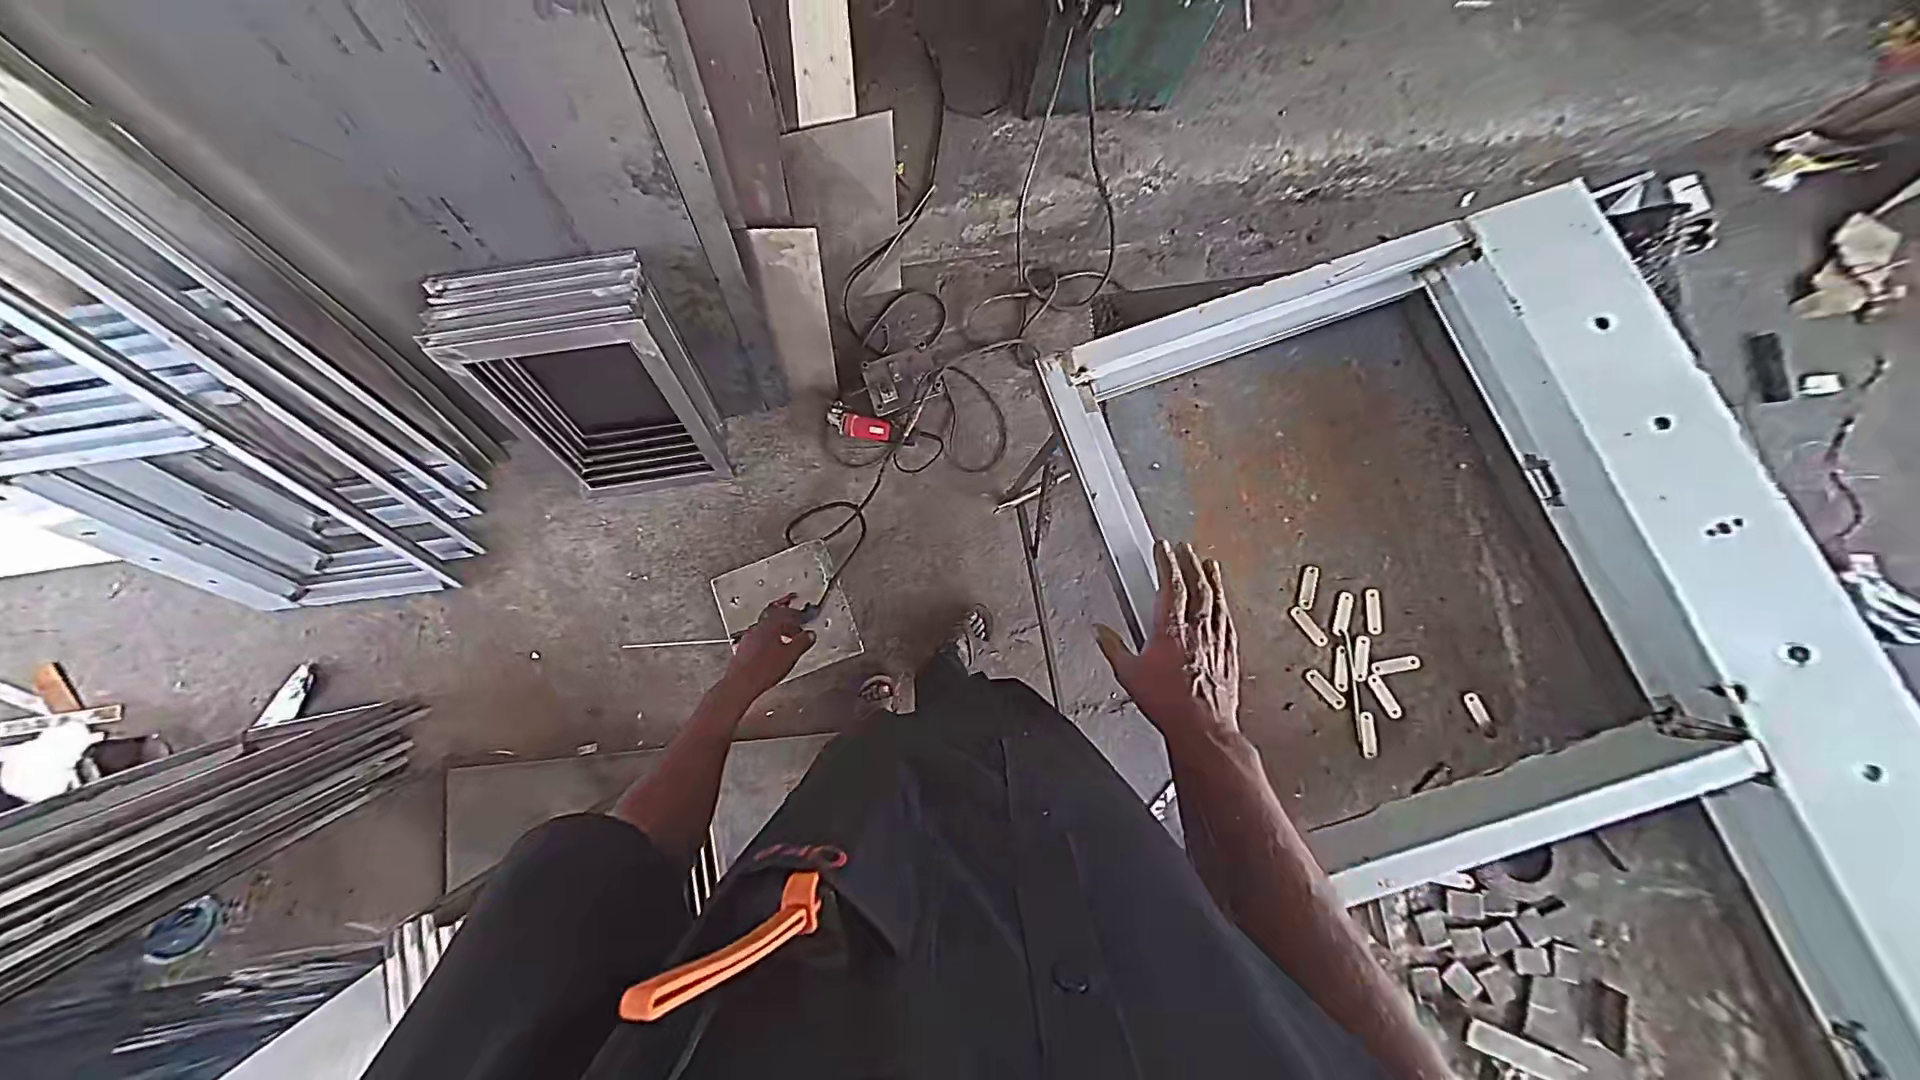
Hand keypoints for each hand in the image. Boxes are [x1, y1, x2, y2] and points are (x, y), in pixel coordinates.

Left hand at [722, 595, 816, 698]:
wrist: (741, 683)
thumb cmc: (764, 669)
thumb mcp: (791, 655)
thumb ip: (802, 642)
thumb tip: (810, 635)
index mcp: (770, 626)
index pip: (785, 614)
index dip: (796, 616)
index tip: (801, 619)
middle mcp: (758, 629)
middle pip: (774, 621)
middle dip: (786, 624)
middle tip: (795, 630)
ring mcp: (748, 640)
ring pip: (765, 631)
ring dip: (776, 634)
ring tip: (785, 642)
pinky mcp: (742, 651)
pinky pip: (758, 641)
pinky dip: (767, 643)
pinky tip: (770, 653)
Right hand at [1096, 540, 1240, 747]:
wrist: (1202, 727)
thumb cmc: (1169, 704)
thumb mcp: (1128, 674)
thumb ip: (1112, 647)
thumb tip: (1100, 632)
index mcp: (1171, 631)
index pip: (1170, 586)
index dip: (1167, 563)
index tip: (1163, 549)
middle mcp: (1197, 631)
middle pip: (1197, 587)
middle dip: (1190, 564)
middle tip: (1186, 549)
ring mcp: (1216, 641)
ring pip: (1217, 601)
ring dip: (1213, 580)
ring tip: (1210, 565)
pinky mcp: (1229, 654)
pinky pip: (1228, 622)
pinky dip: (1225, 607)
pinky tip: (1225, 604)